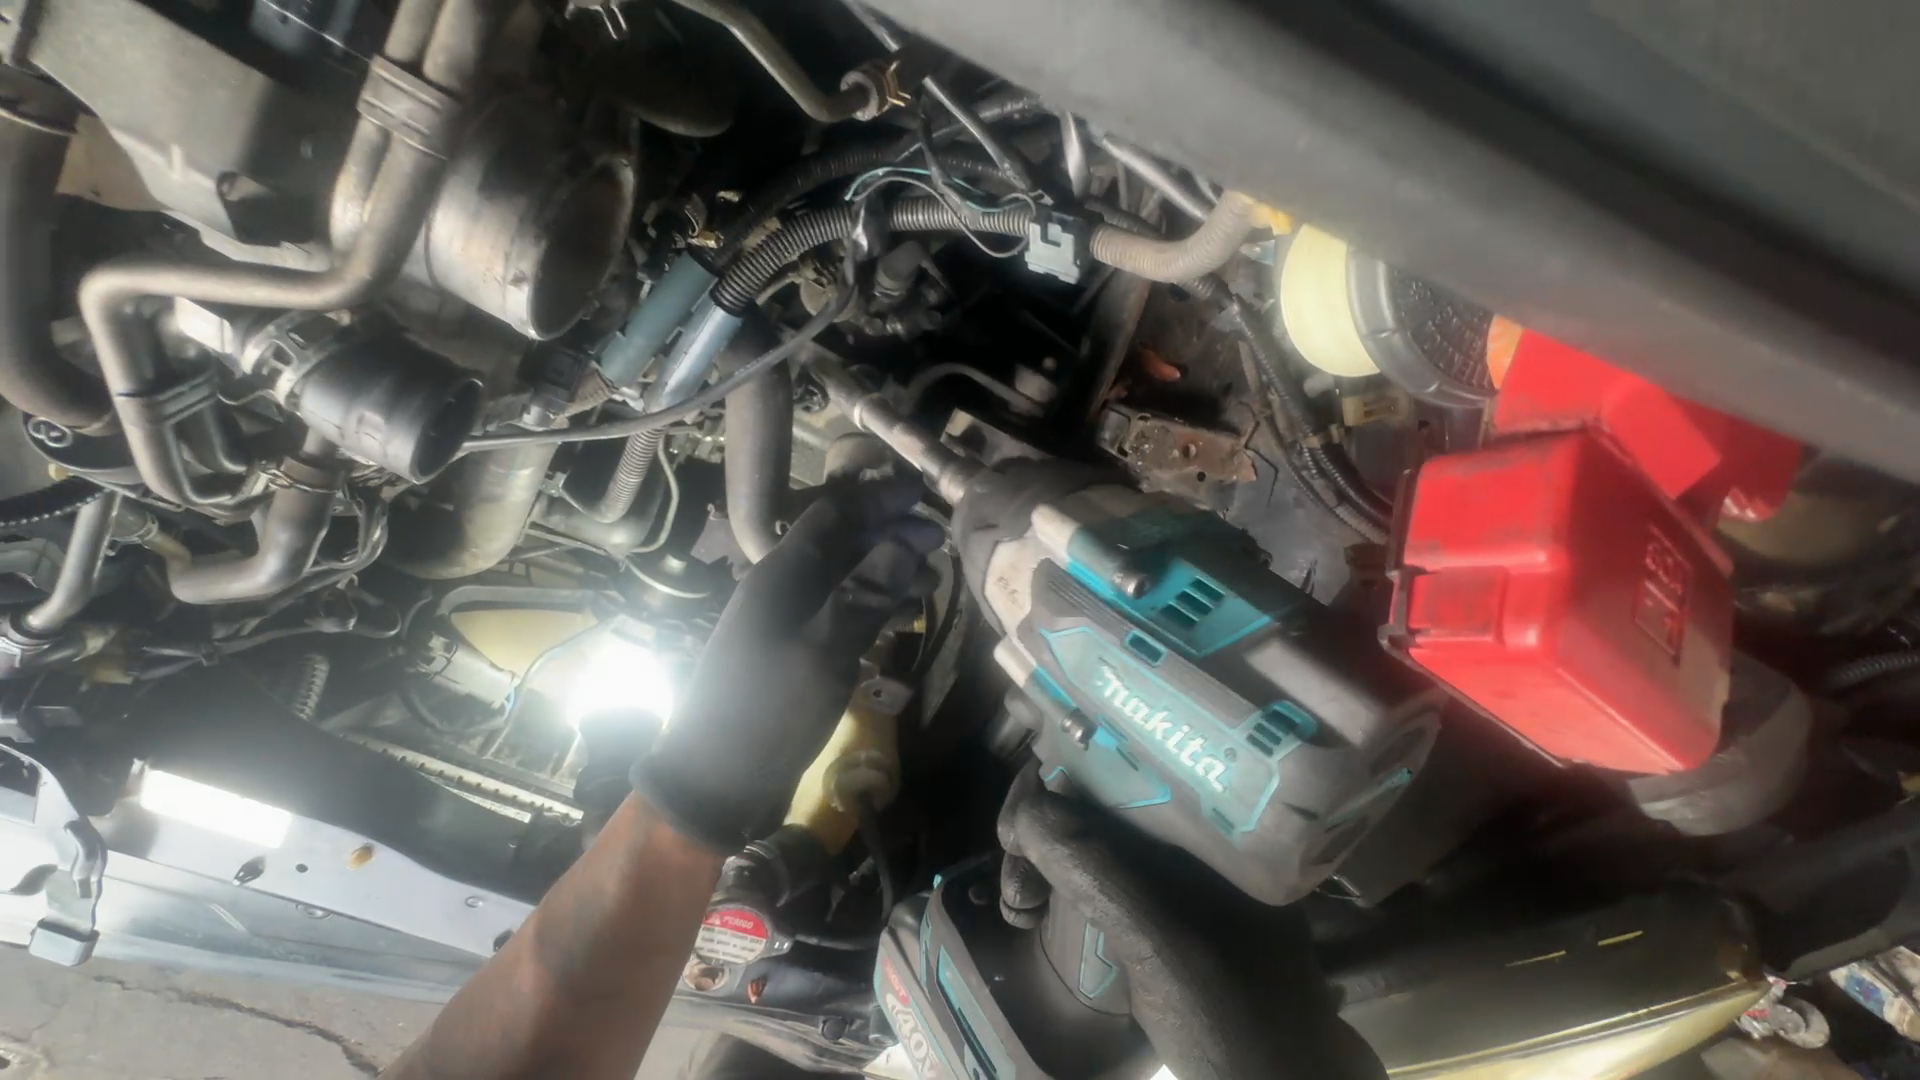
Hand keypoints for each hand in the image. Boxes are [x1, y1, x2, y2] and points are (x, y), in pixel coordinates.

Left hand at [633, 477, 941, 850]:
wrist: (718, 779)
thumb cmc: (770, 711)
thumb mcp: (823, 650)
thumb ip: (864, 594)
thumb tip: (903, 542)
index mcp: (782, 574)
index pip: (834, 515)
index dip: (877, 500)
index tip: (921, 495)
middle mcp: (783, 588)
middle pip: (841, 543)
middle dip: (889, 535)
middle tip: (937, 542)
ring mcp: (786, 620)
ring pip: (844, 578)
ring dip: (886, 572)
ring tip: (931, 581)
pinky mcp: (794, 651)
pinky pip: (840, 613)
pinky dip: (872, 608)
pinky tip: (900, 619)